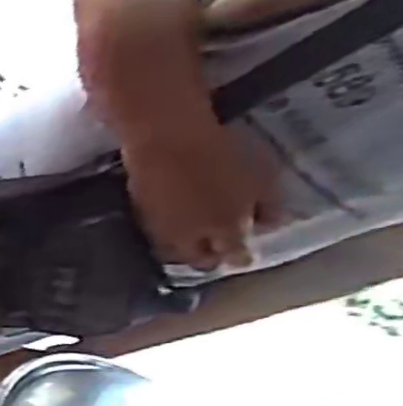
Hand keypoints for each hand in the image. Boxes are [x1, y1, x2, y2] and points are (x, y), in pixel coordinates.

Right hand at [120, 116, 278, 270]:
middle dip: (207, 259)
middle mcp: (190, 237)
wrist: (165, 145)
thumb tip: (265, 226)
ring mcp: (160, 229)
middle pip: (197, 260)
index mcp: (226, 228)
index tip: (243, 258)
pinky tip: (172, 227)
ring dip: (183, 251)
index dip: (240, 257)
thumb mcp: (260, 178)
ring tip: (192, 243)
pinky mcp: (140, 217)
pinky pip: (156, 236)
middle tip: (214, 253)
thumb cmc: (221, 156)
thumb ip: (265, 206)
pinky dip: (165, 237)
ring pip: (172, 252)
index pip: (234, 255)